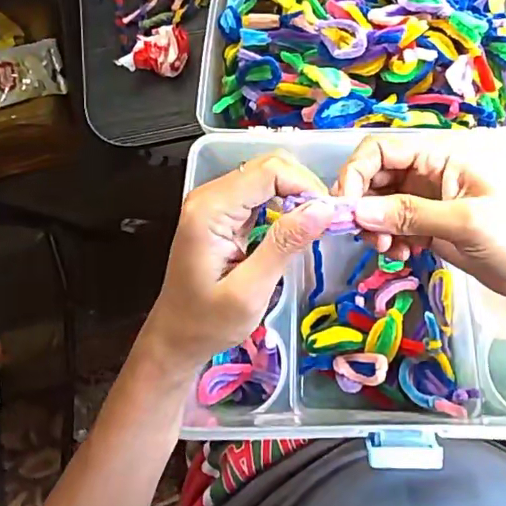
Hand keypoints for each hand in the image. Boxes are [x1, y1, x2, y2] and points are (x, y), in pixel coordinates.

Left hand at [141, 151, 335, 371]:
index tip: (329, 215)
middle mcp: (209, 196)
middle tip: (325, 221)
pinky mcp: (222, 212)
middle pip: (268, 166)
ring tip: (315, 225)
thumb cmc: (208, 323)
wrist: (176, 339)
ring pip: (267, 175)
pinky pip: (260, 193)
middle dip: (303, 187)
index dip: (305, 185)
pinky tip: (296, 227)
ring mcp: (214, 202)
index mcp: (210, 209)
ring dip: (296, 194)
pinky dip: (284, 203)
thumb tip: (323, 209)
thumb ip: (284, 245)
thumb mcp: (250, 291)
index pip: (268, 171)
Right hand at [333, 135, 505, 299]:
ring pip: (378, 205)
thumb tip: (358, 211)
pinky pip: (392, 228)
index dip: (356, 172)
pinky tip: (400, 255)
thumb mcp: (466, 222)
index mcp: (439, 158)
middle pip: (374, 177)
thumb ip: (411, 214)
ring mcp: (425, 203)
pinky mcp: (427, 229)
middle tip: (367, 235)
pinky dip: (387, 240)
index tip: (347, 206)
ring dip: (373, 226)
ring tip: (387, 249)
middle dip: (362, 204)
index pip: (381, 150)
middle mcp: (426, 175)